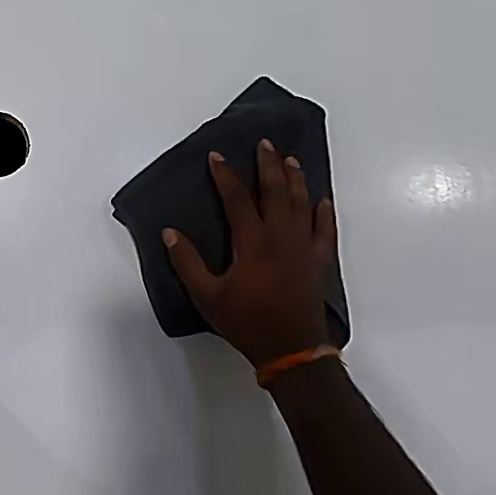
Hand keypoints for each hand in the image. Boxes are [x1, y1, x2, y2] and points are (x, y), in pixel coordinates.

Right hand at [163, 140, 337, 368]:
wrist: (292, 350)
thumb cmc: (247, 322)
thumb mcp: (207, 295)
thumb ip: (187, 262)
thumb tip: (170, 234)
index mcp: (253, 244)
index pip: (237, 199)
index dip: (226, 176)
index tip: (217, 157)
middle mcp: (281, 239)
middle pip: (276, 192)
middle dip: (269, 165)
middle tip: (265, 144)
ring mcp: (305, 249)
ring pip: (302, 204)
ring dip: (296, 179)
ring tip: (291, 160)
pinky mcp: (319, 262)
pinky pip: (326, 230)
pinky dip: (324, 212)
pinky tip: (322, 199)